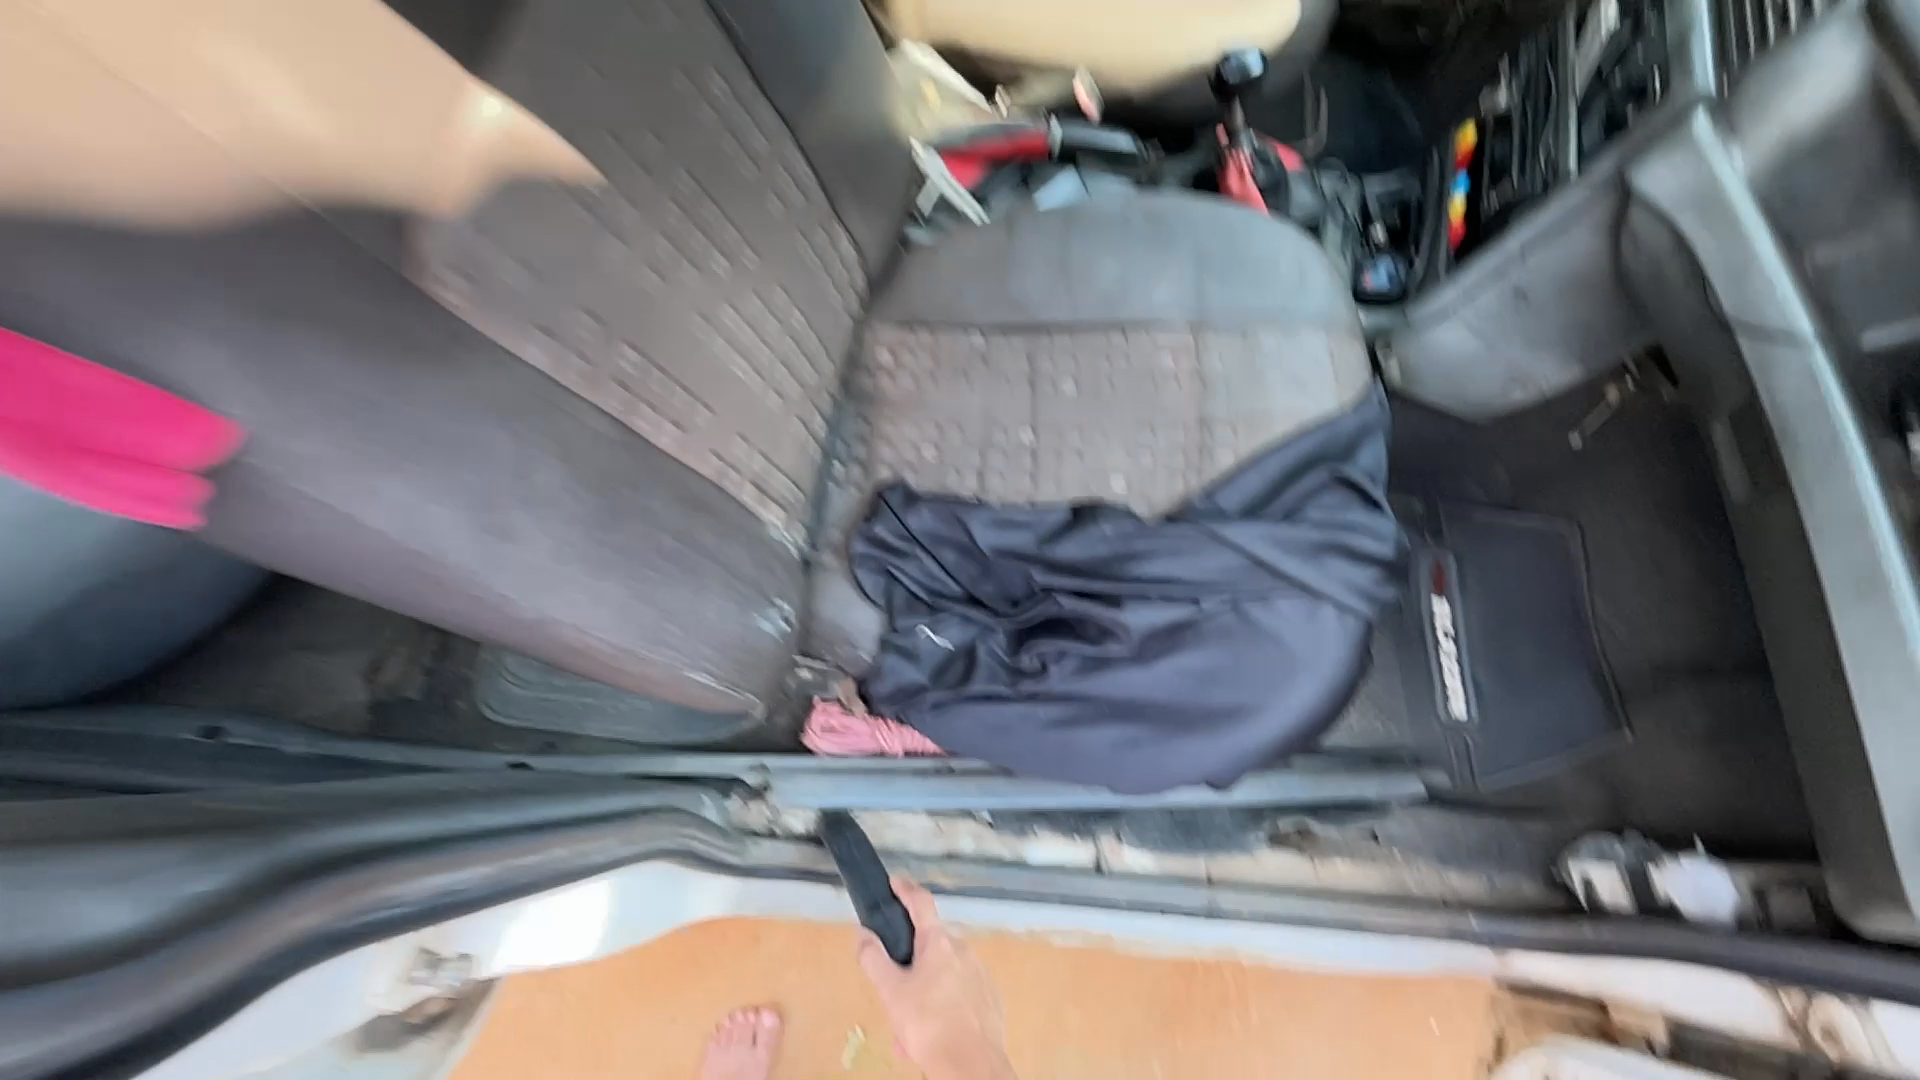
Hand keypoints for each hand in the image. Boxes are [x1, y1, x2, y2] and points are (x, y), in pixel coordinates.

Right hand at [856, 876, 1016, 1079]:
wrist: (973, 1067)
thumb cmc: (928, 1025)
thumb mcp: (891, 992)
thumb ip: (874, 959)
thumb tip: (863, 933)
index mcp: (939, 942)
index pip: (920, 902)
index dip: (905, 889)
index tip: (894, 882)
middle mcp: (963, 950)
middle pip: (929, 948)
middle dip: (909, 970)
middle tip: (893, 996)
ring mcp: (979, 974)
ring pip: (942, 977)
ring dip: (923, 996)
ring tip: (908, 1032)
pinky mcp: (990, 1000)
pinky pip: (959, 996)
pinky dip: (943, 1010)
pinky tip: (932, 1037)